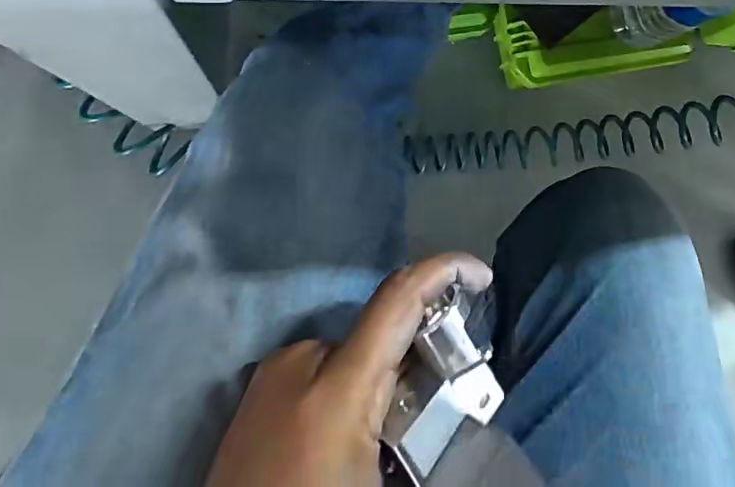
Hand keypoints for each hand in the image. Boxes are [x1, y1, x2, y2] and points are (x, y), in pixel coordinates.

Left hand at [205, 253, 494, 486]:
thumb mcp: (377, 483)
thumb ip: (417, 430)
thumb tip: (448, 407)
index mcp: (334, 385)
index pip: (399, 297)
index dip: (446, 269)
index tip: (483, 277)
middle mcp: (299, 362)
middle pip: (379, 328)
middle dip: (418, 350)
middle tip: (440, 401)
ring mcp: (269, 378)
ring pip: (350, 355)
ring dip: (381, 378)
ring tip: (393, 436)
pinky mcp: (252, 400)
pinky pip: (319, 374)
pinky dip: (348, 390)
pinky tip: (352, 439)